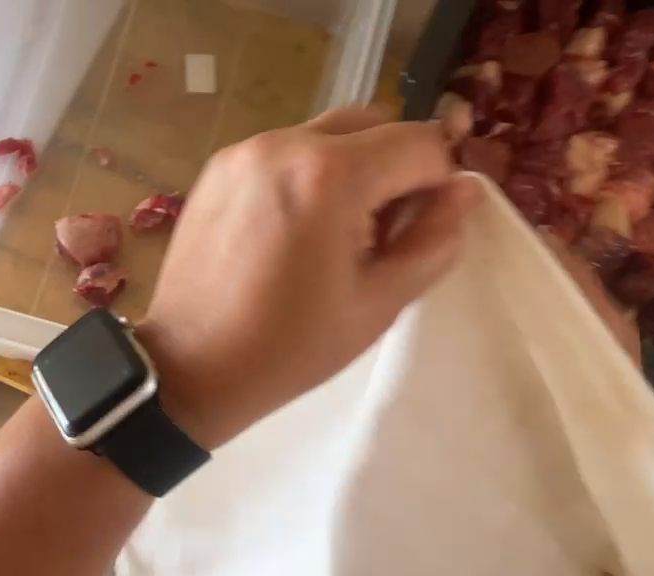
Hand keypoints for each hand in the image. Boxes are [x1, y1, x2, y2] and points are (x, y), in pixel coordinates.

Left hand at [139, 107, 482, 448]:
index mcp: (330, 175)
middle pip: (373, 126)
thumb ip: (433, 241)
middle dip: (392, 173)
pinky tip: (288, 237)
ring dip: (349, 173)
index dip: (436, 187)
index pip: (420, 145)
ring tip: (328, 242)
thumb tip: (463, 192)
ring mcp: (243, 153)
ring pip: (327, 137)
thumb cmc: (288, 351)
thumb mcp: (377, 305)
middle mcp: (284, 143)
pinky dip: (304, 180)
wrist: (190, 372)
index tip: (417, 234)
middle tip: (374, 241)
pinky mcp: (216, 171)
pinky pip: (283, 154)